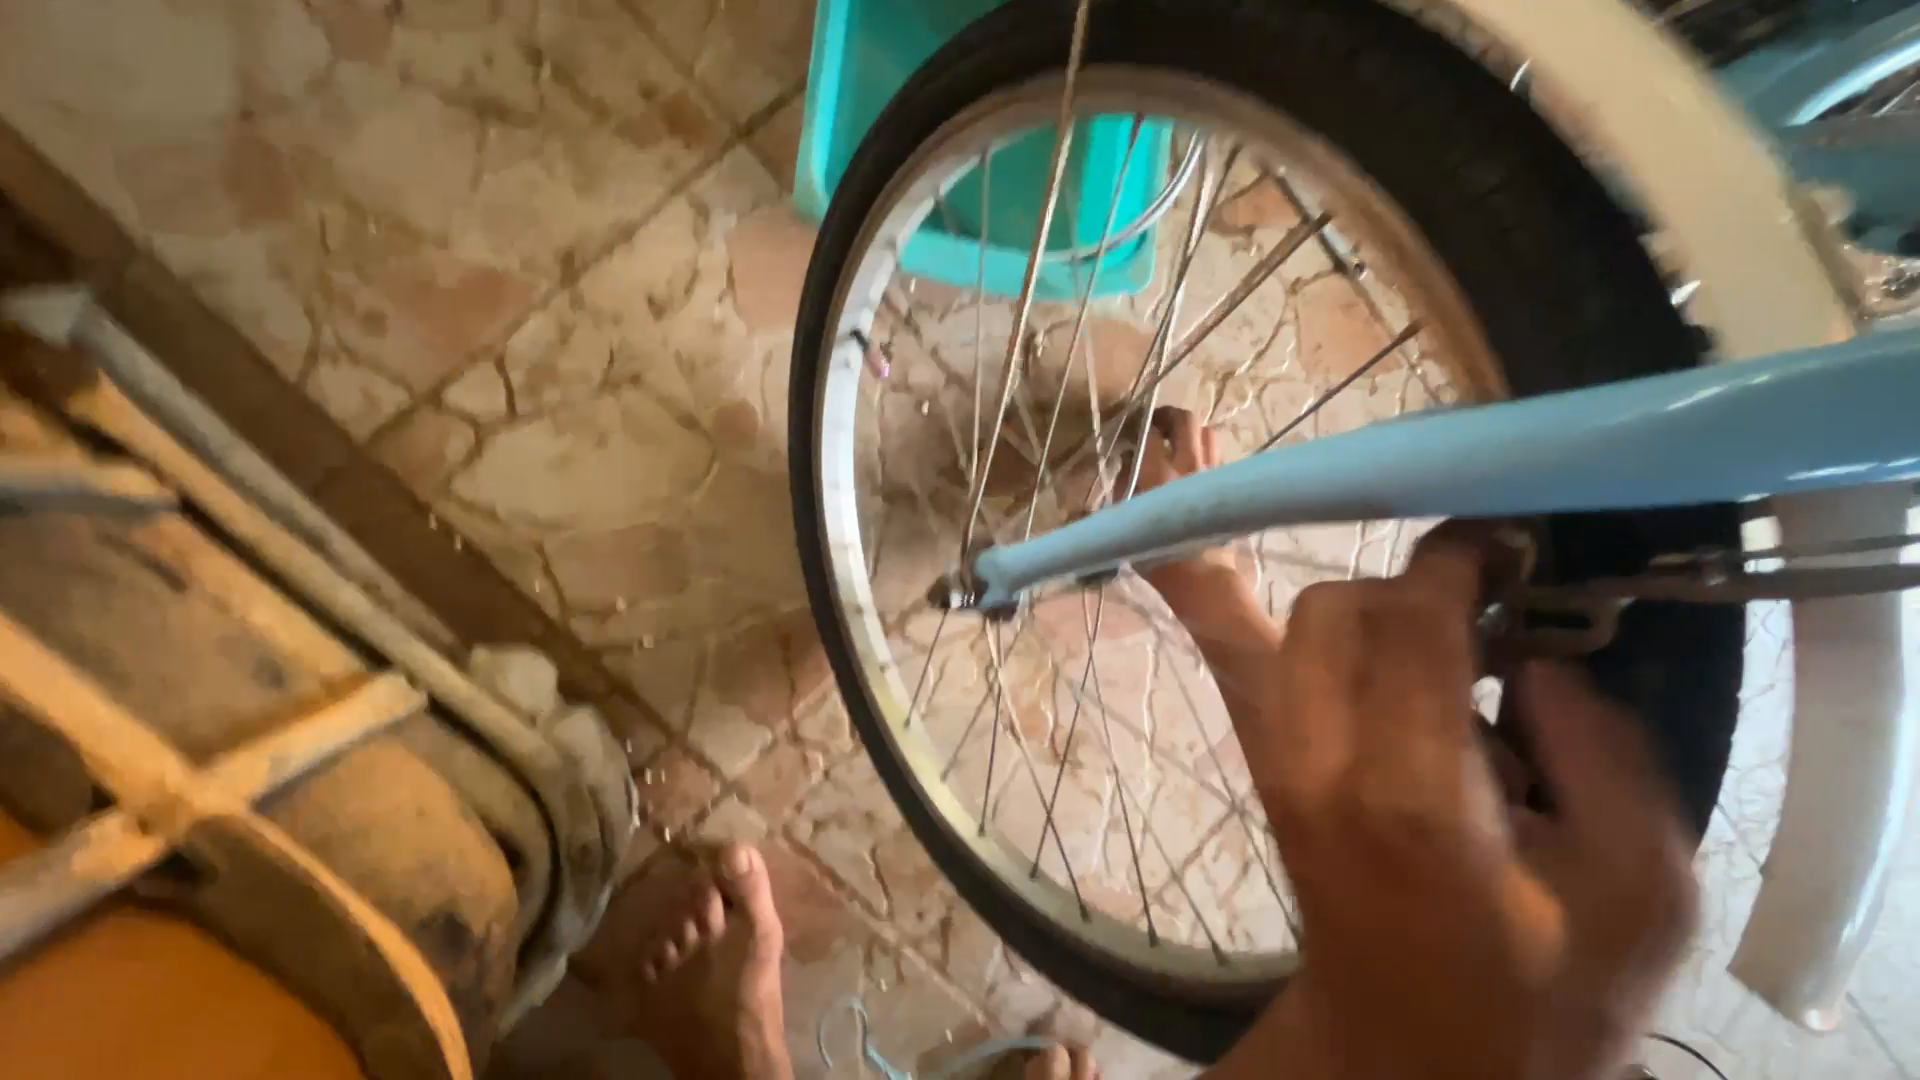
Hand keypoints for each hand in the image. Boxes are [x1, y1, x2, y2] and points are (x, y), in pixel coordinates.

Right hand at [1123, 406, 1251, 613]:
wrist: (1200, 578)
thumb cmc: (1156, 556)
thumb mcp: (1125, 521)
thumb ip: (1123, 485)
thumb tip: (1127, 462)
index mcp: (1158, 472)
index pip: (1149, 430)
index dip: (1138, 421)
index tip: (1129, 425)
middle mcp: (1188, 465)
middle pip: (1185, 420)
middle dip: (1168, 416)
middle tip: (1155, 423)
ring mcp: (1212, 473)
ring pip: (1207, 433)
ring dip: (1190, 431)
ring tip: (1175, 441)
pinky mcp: (1226, 486)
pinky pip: (1216, 453)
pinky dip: (1203, 449)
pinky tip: (1191, 464)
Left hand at [1229, 526, 1695, 1079]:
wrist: (1409, 1041)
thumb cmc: (1535, 989)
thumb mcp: (1639, 893)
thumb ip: (1604, 751)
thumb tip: (1540, 649)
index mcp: (1411, 796)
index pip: (1407, 628)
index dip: (1450, 565)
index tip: (1497, 542)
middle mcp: (1313, 759)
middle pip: (1329, 610)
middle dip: (1408, 588)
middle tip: (1482, 607)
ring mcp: (1268, 755)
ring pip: (1278, 621)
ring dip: (1357, 602)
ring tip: (1435, 633)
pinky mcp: (1256, 756)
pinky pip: (1228, 648)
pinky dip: (1216, 588)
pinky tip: (1218, 543)